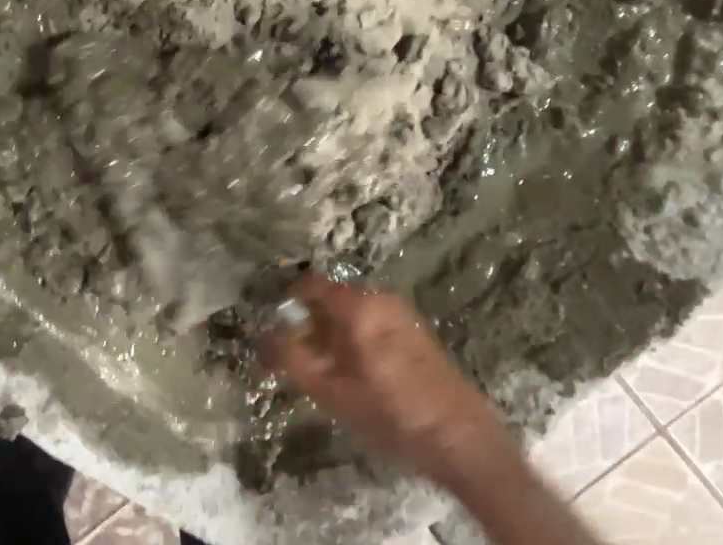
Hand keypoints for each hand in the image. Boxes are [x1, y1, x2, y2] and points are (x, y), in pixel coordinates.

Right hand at [259, 272, 506, 481]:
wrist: (462, 439)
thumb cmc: (391, 415)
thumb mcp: (332, 393)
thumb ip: (291, 360)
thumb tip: (260, 335)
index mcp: (357, 304)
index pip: (308, 284)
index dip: (287, 302)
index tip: (274, 328)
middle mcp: (380, 297)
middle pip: (331, 299)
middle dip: (310, 325)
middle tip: (300, 361)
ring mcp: (402, 313)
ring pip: (353, 314)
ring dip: (334, 336)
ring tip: (328, 374)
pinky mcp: (416, 332)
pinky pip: (373, 324)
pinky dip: (357, 341)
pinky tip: (359, 378)